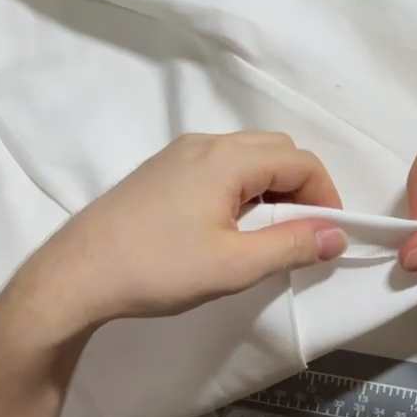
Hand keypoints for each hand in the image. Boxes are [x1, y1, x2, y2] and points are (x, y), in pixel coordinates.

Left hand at [13, 133, 347, 335]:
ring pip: (245, 157)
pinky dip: (240, 188)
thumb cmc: (158, 269)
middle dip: (300, 187)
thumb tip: (337, 235)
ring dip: (270, 188)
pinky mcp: (160, 172)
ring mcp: (178, 154)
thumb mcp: (234, 266)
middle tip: (301, 234)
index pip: (299, 160)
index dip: (325, 195)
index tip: (328, 236)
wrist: (78, 273)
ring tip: (267, 235)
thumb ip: (291, 246)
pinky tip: (228, 227)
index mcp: (226, 158)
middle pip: (275, 150)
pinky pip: (217, 167)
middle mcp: (204, 143)